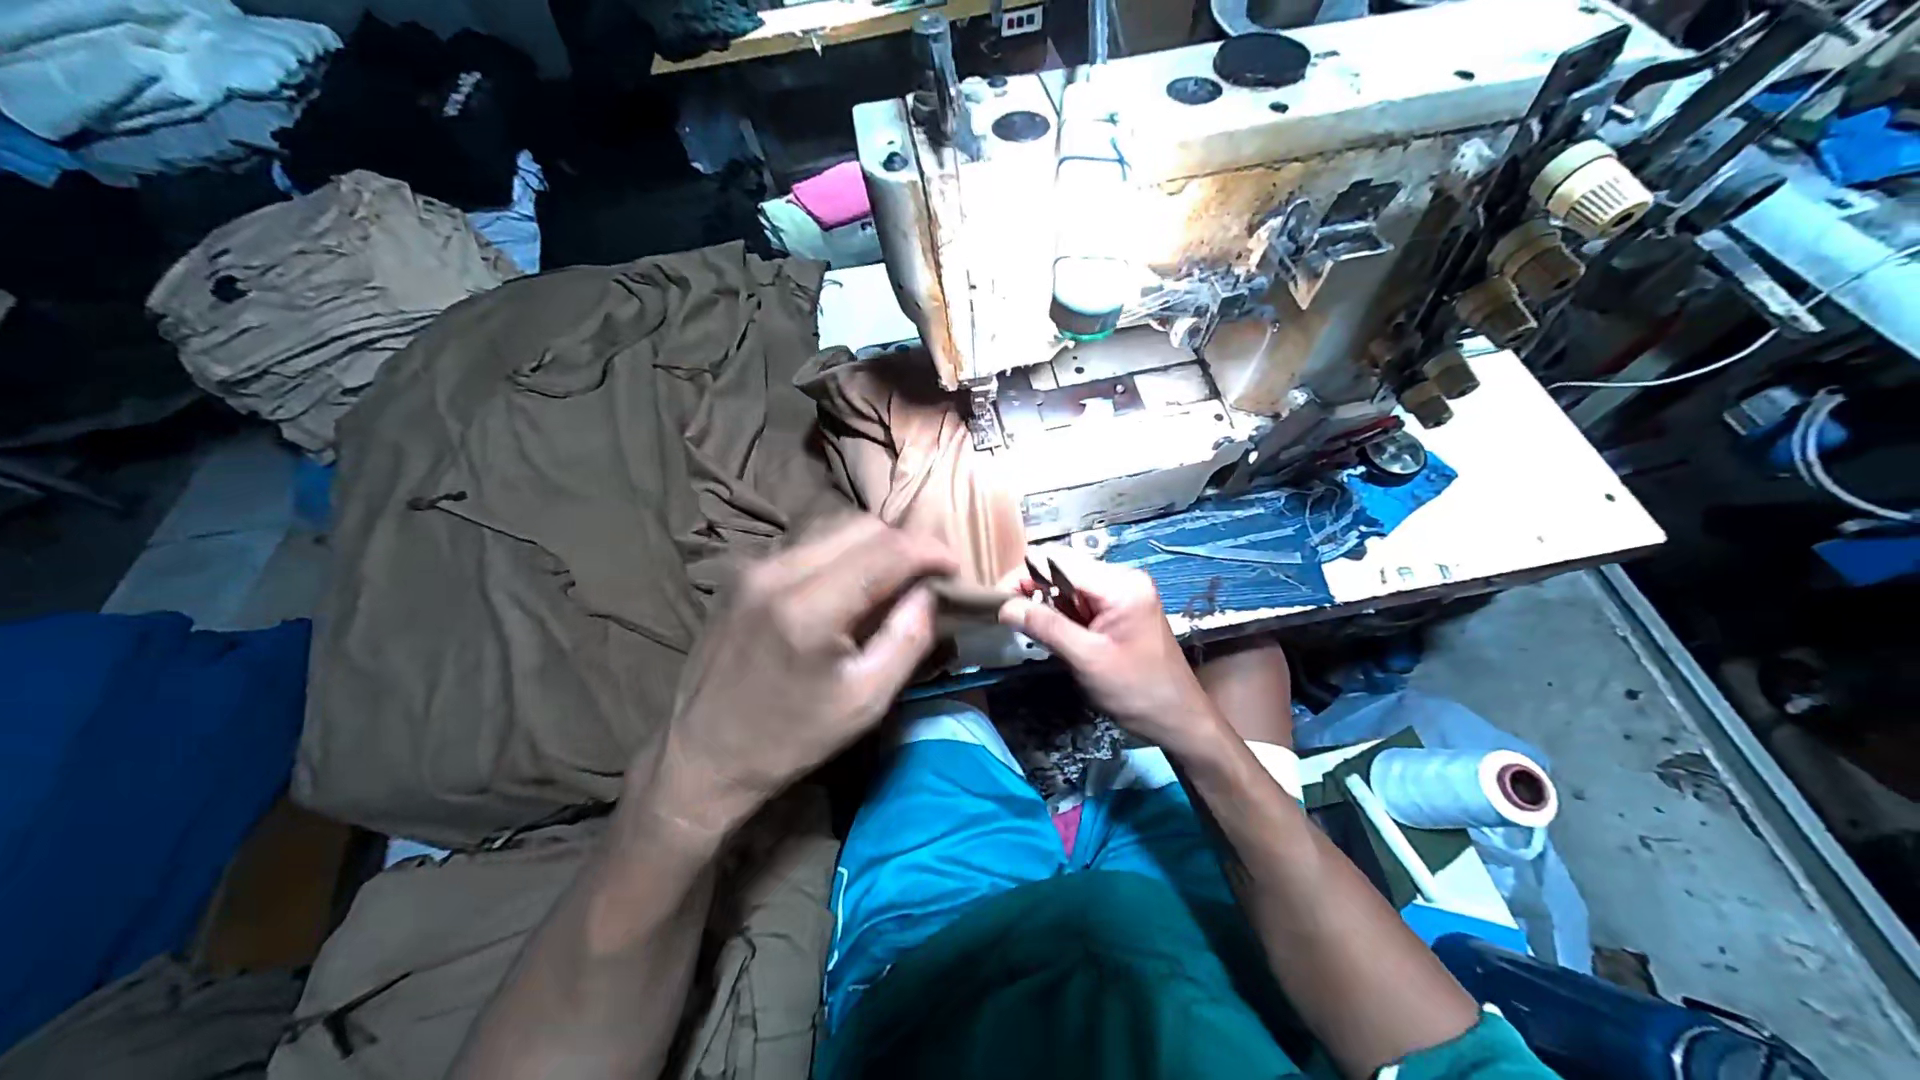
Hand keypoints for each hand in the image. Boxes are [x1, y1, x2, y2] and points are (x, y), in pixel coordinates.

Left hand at [638, 516, 957, 834]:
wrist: (705, 754)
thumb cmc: (792, 736)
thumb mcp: (866, 699)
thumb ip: (908, 637)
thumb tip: (933, 590)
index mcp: (808, 608)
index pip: (887, 549)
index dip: (931, 550)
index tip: (955, 568)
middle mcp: (777, 571)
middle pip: (861, 525)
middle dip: (904, 543)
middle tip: (927, 577)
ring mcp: (753, 566)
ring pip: (832, 527)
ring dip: (873, 545)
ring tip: (893, 579)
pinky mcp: (742, 572)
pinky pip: (806, 543)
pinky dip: (841, 553)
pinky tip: (850, 586)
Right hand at [998, 555, 1224, 753]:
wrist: (1178, 720)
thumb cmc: (1137, 690)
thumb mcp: (1087, 659)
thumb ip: (1046, 628)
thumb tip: (1005, 607)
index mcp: (1119, 583)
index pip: (1058, 560)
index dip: (1024, 576)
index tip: (999, 601)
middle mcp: (1121, 579)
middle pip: (1062, 570)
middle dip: (1034, 592)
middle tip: (1012, 620)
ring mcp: (1121, 594)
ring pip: (1068, 587)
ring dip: (1047, 607)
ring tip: (1034, 633)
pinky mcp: (1119, 610)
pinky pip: (1080, 602)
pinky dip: (1063, 616)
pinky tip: (1057, 637)